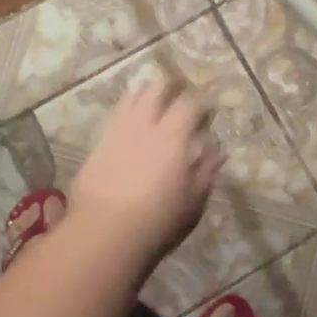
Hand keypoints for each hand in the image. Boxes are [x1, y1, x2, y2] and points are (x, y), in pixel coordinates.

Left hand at [69, 81, 219, 267]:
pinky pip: (115, 114)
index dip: (201, 100)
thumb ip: (207, 170)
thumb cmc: (157, 219)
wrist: (104, 231)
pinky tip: (129, 116)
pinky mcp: (98, 143)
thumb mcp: (193, 200)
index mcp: (172, 136)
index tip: (208, 107)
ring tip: (153, 96)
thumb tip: (218, 150)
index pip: (189, 103)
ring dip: (145, 91)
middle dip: (171, 85)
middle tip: (180, 92)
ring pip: (132, 96)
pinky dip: (126, 108)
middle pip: (157, 89)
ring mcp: (117, 131)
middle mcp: (144, 124)